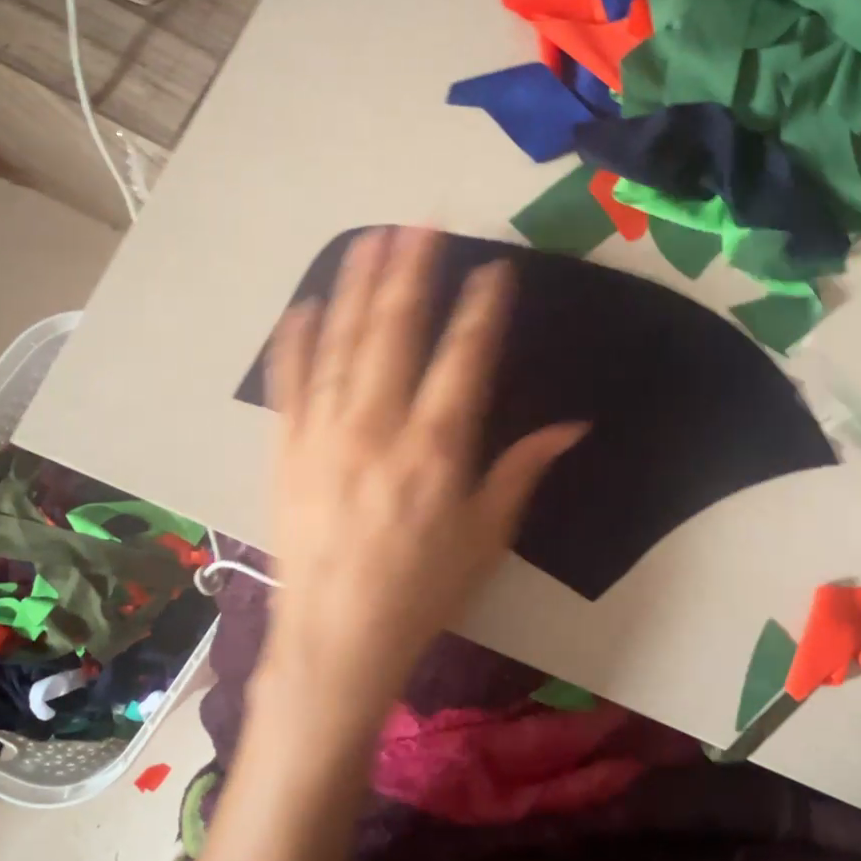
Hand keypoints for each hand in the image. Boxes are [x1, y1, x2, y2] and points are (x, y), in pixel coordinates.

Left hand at [262, 227, 585, 707]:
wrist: (337, 639)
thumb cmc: (423, 589)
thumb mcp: (487, 536)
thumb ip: (524, 470)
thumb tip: (574, 426)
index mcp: (435, 448)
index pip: (463, 359)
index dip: (481, 309)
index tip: (493, 269)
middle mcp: (377, 427)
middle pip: (396, 332)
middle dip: (413, 272)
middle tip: (425, 221)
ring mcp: (324, 433)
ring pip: (342, 343)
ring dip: (359, 286)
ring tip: (373, 238)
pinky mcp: (286, 449)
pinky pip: (290, 382)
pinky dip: (297, 340)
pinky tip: (307, 305)